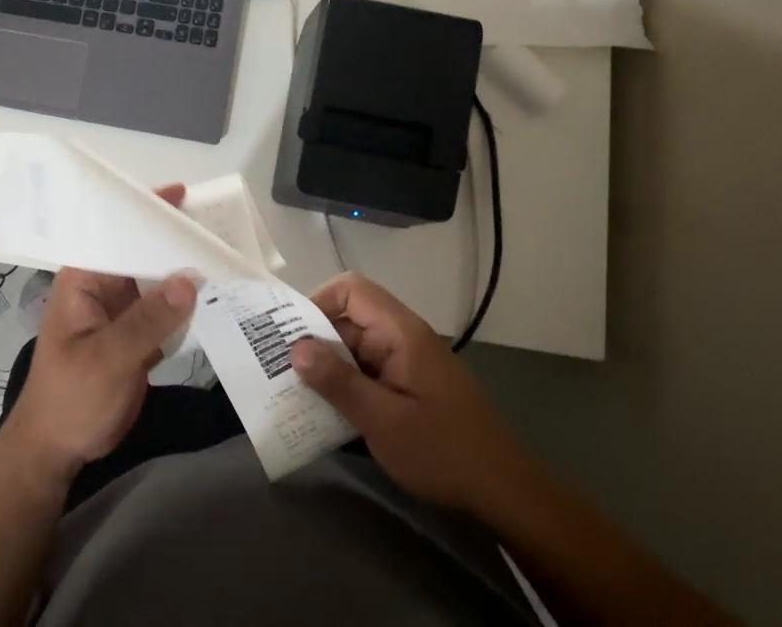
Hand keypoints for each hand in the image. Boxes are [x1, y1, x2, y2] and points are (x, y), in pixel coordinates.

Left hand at [0, 185, 197, 481]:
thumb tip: (190, 279)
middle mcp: (102, 288)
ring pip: (157, 281)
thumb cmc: (70, 398)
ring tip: (230, 252)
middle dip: (176, 240)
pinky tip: (221, 295)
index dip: (145, 210)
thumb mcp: (107, 358)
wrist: (58, 450)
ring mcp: (121, 313)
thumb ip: (147, 320)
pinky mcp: (136, 337)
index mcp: (83, 280)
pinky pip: (165, 310)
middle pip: (141, 253)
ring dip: (187, 271)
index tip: (185, 194)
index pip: (114, 232)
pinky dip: (189, 304)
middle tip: (222, 225)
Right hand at [290, 273, 522, 513]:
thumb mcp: (382, 420)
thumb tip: (295, 346)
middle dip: (313, 338)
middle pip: (349, 318)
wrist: (504, 491)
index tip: (289, 334)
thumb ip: (338, 381)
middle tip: (277, 367)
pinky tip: (323, 411)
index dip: (316, 301)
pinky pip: (368, 372)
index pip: (351, 290)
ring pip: (355, 348)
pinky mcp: (409, 387)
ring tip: (291, 389)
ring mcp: (408, 363)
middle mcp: (404, 338)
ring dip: (326, 366)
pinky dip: (345, 384)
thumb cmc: (442, 451)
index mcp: (401, 333)